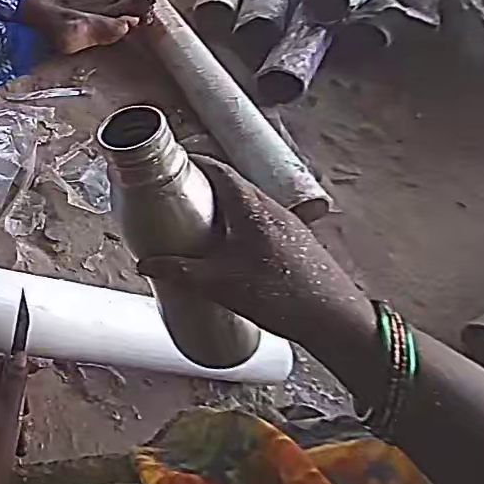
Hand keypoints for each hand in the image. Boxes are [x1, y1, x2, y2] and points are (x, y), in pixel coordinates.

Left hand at [0, 353, 28, 483]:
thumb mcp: (9, 414)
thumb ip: (14, 383)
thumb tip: (19, 354)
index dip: (15, 363)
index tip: (34, 371)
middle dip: (18, 396)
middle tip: (27, 413)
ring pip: (0, 407)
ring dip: (15, 418)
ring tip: (21, 437)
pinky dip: (8, 432)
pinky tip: (14, 449)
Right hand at [136, 156, 370, 346]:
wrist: (337, 322)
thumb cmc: (280, 295)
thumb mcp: (217, 283)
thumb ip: (177, 271)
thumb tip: (146, 264)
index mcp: (250, 206)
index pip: (219, 169)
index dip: (195, 162)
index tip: (175, 165)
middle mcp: (271, 208)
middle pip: (233, 184)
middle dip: (204, 186)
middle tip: (180, 197)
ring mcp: (288, 224)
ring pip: (248, 203)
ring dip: (224, 206)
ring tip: (202, 224)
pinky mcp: (298, 241)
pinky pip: (262, 220)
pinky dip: (241, 223)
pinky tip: (233, 248)